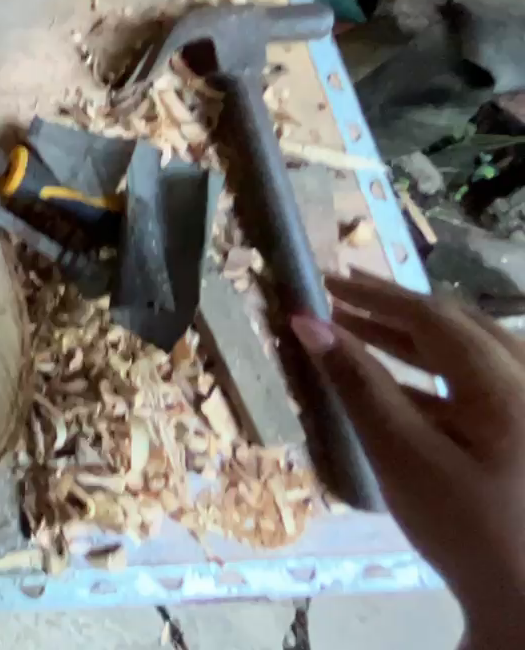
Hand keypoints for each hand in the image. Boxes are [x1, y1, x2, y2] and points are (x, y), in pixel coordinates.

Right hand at [293, 275, 524, 641]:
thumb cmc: (467, 526)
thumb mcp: (399, 453)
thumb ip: (356, 382)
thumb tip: (306, 320)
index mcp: (511, 391)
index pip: (435, 319)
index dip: (375, 296)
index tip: (319, 282)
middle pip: (469, 329)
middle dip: (398, 308)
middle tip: (337, 296)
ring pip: (483, 356)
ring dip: (416, 338)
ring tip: (356, 330)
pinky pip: (490, 387)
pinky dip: (437, 372)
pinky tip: (396, 384)